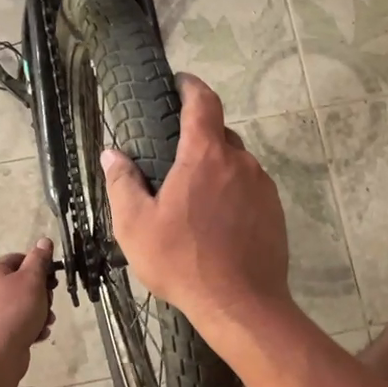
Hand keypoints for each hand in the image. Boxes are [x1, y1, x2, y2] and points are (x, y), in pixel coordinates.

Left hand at [0, 237, 56, 383]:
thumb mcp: (32, 279)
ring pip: (25, 305)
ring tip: (46, 321)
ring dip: (41, 312)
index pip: (19, 258)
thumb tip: (43, 241)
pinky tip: (39, 334)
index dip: (38, 265)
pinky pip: (20, 323)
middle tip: (48, 301)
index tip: (52, 277)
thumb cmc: (16, 310)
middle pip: (24, 283)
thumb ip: (39, 260)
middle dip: (42, 294)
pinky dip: (32, 327)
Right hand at [101, 74, 290, 326]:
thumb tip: (112, 155)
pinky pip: (249, 190)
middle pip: (219, 134)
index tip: (181, 82)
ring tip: (192, 199)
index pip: (203, 102)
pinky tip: (216, 224)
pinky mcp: (275, 212)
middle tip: (173, 160)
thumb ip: (122, 184)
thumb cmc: (182, 262)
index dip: (191, 86)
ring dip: (214, 171)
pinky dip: (231, 194)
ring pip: (235, 165)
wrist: (241, 304)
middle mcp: (240, 162)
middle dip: (197, 138)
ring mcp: (262, 187)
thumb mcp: (135, 225)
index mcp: (204, 156)